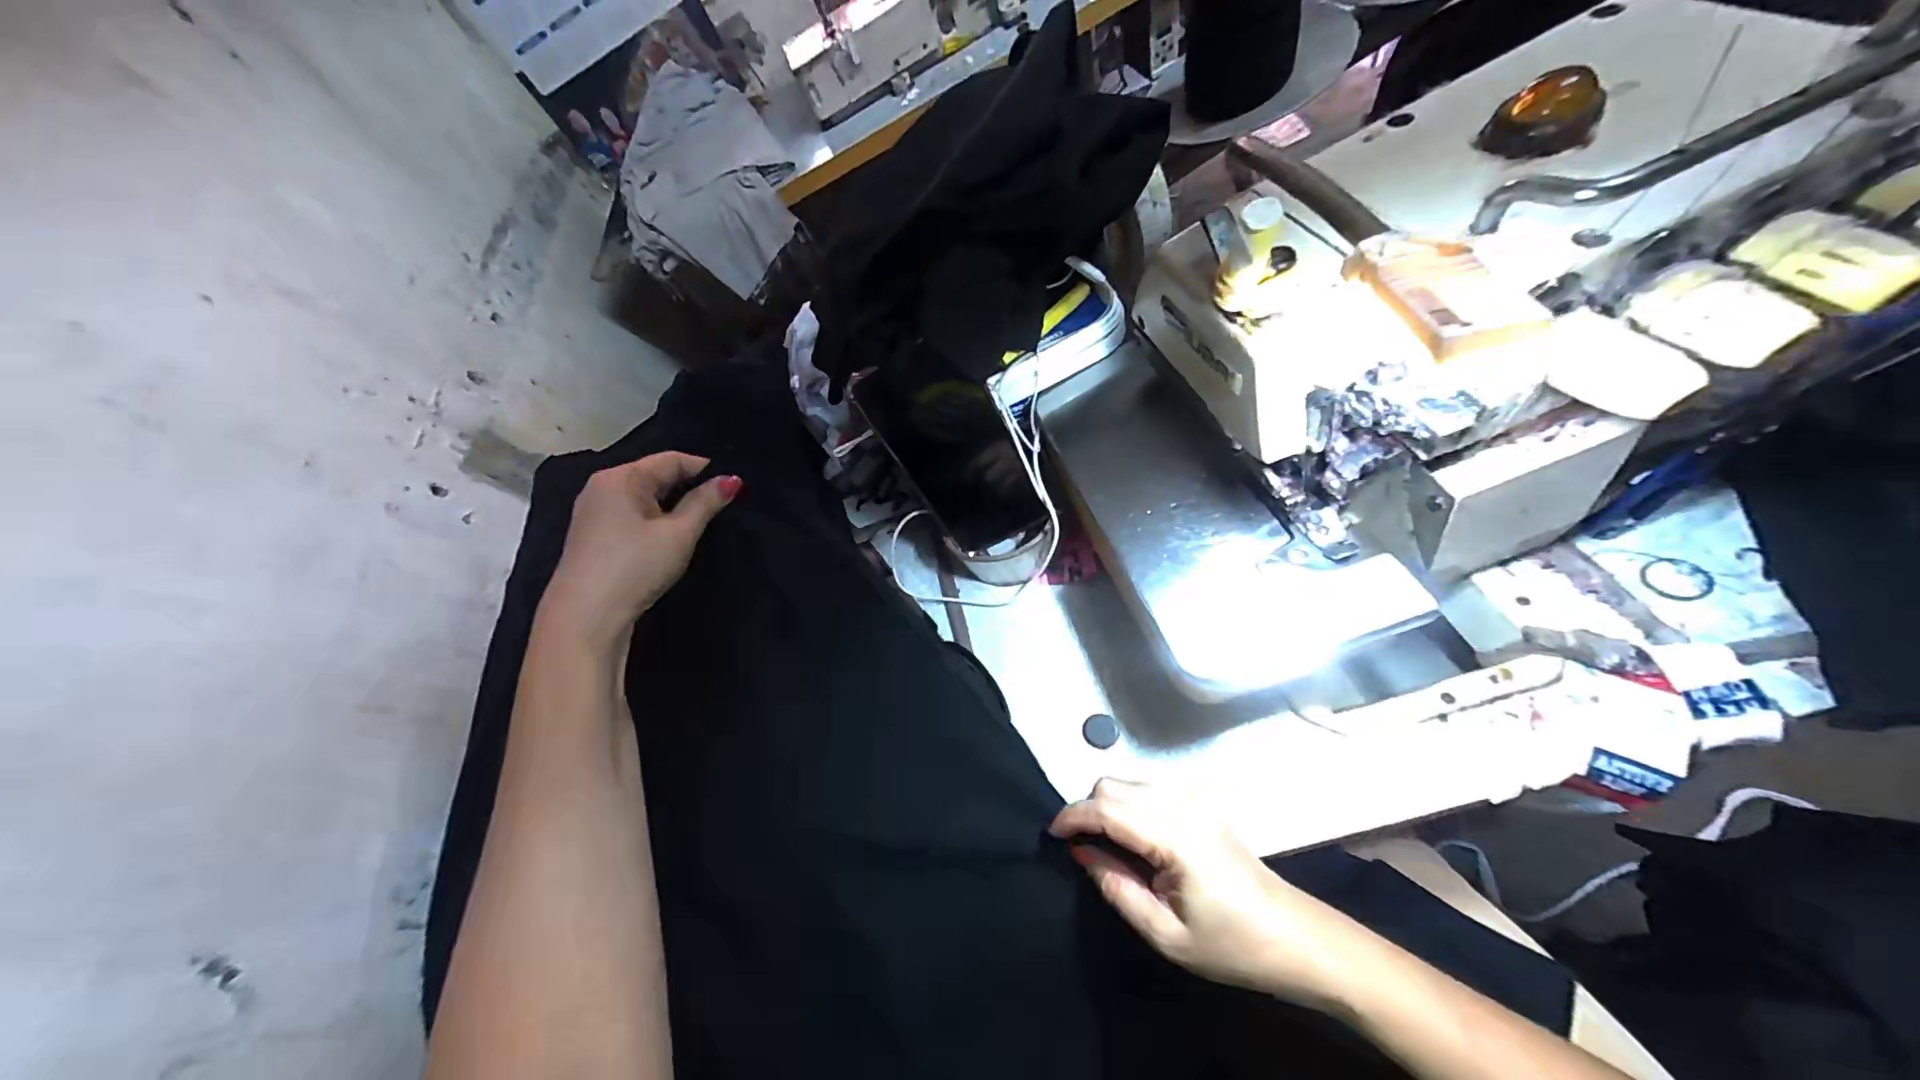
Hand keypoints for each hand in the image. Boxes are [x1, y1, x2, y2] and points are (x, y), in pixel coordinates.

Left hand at [538, 453, 740, 648]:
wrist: (586, 616)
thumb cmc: (635, 567)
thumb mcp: (679, 534)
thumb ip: (705, 503)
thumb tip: (732, 479)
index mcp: (621, 477)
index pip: (672, 459)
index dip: (705, 469)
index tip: (734, 485)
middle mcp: (602, 486)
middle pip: (655, 475)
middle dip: (688, 486)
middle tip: (723, 503)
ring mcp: (594, 511)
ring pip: (644, 496)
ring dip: (672, 505)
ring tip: (701, 520)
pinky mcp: (592, 535)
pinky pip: (631, 514)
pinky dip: (654, 518)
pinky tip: (669, 536)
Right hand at [1049, 779, 1360, 1007]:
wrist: (1295, 937)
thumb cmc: (1231, 944)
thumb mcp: (1165, 933)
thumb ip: (1116, 887)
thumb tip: (1081, 852)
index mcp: (1174, 835)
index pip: (1106, 807)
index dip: (1071, 817)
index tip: (1050, 837)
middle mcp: (1182, 805)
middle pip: (1113, 785)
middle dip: (1086, 809)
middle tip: (1079, 849)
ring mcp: (1194, 800)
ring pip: (1128, 782)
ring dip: (1106, 805)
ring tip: (1102, 846)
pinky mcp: (1201, 805)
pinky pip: (1147, 789)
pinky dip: (1126, 804)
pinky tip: (1131, 839)